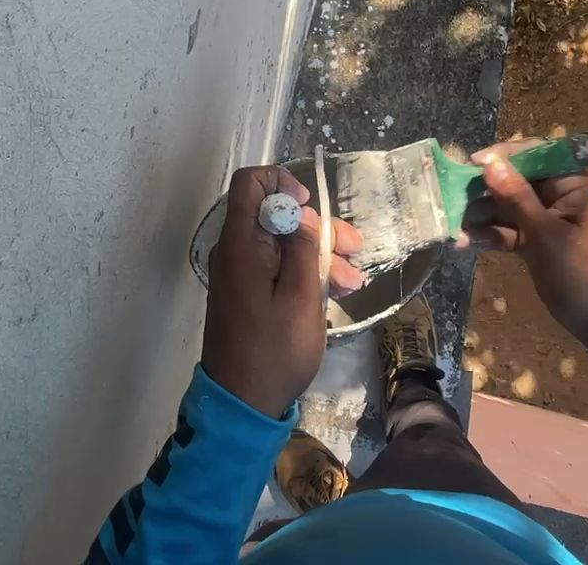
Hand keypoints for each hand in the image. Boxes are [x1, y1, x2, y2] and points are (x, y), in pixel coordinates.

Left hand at [202, 165, 365, 416]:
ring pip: (280, 242)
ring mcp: (239, 272)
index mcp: (240, 244)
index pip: (250, 183)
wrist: (241, 405)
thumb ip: (302, 248)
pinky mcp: (247, 291)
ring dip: (318, 253)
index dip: (282, 182)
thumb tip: (299, 216)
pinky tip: (334, 290)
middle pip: (273, 214)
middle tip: (354, 248)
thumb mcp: (300, 297)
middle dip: (315, 227)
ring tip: (352, 281)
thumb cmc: (274, 350)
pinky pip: (275, 265)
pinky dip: (303, 271)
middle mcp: (234, 250)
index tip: (311, 208)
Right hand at [463, 140, 587, 344]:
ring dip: (482, 216)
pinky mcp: (540, 244)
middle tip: (452, 196)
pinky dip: (492, 236)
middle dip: (485, 191)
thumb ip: (516, 197)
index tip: (471, 164)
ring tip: (451, 222)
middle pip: (518, 183)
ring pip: (510, 209)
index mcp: (575, 186)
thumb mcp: (546, 235)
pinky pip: (512, 232)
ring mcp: (550, 222)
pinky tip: (463, 241)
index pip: (537, 157)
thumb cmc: (584, 276)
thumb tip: (489, 162)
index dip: (503, 157)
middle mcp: (563, 197)